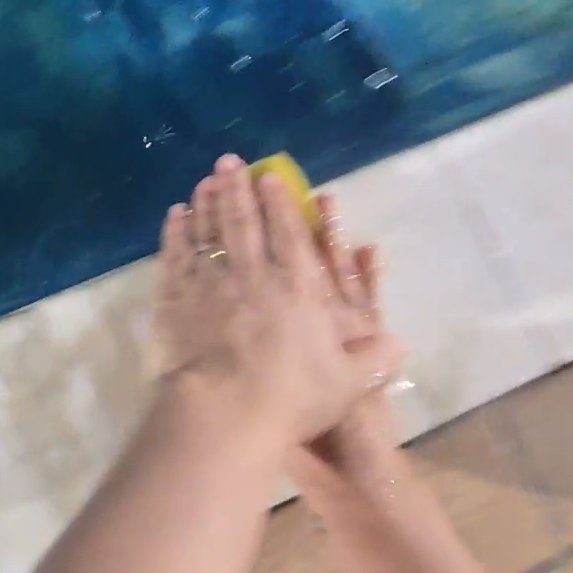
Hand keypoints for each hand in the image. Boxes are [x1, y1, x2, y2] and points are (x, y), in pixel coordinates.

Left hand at [153, 156, 404, 447]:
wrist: (225, 410)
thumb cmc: (291, 397)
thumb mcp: (346, 383)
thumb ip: (371, 359)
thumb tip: (397, 343)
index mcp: (295, 288)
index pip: (287, 234)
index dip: (279, 202)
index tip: (270, 177)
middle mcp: (251, 275)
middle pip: (242, 221)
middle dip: (236, 188)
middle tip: (228, 161)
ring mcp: (209, 282)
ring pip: (208, 231)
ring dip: (206, 202)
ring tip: (205, 181)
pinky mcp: (176, 297)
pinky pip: (175, 255)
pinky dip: (175, 232)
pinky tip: (176, 215)